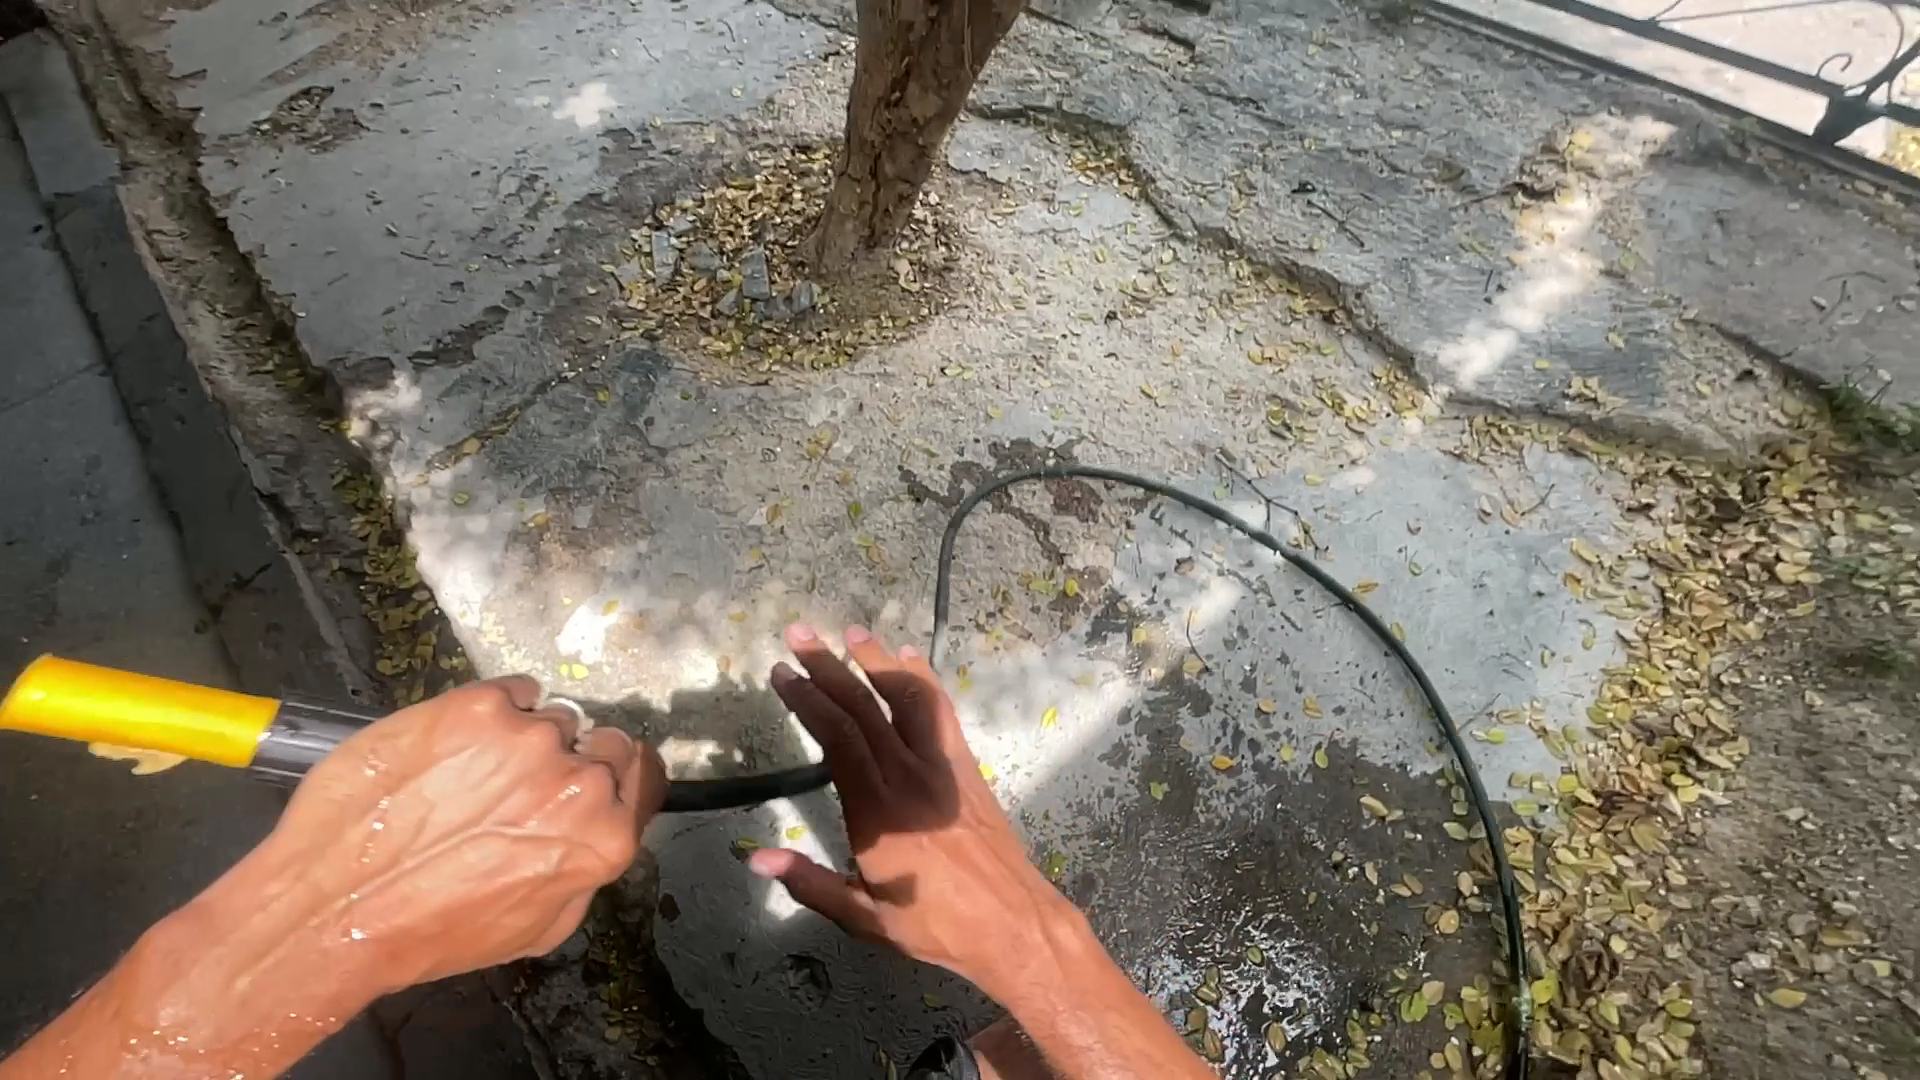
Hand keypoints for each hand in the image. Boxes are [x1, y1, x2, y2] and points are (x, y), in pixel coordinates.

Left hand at [186, 676, 664, 995]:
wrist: (328, 913)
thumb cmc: (434, 929)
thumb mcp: (542, 925)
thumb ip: (591, 868)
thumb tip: (605, 821)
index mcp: (604, 835)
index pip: (647, 772)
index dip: (623, 774)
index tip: (599, 776)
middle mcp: (580, 781)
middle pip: (605, 740)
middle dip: (574, 758)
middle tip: (523, 784)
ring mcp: (531, 736)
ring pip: (553, 718)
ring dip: (527, 738)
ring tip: (473, 772)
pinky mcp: (480, 706)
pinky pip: (515, 691)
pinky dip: (498, 710)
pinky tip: (461, 743)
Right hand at [748, 625, 1073, 994]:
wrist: (1012, 922)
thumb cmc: (934, 924)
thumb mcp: (865, 918)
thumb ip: (810, 883)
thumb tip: (756, 857)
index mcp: (877, 811)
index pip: (836, 738)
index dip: (808, 700)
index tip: (782, 672)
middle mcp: (909, 775)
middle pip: (863, 708)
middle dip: (828, 667)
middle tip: (800, 634)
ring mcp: (942, 764)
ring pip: (906, 699)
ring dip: (877, 660)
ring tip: (852, 631)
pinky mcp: (966, 763)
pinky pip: (943, 712)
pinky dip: (923, 680)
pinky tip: (909, 658)